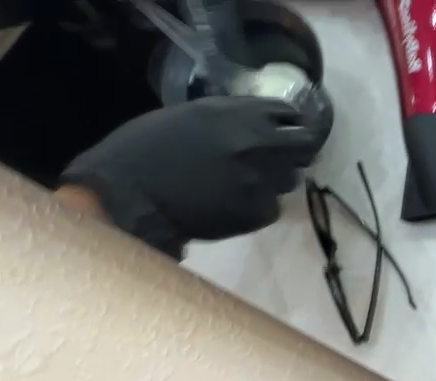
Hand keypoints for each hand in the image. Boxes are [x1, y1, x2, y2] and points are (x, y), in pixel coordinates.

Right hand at [59, 97, 324, 257]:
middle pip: (304, 145)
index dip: (289, 122)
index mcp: (233, 114)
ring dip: (276, 179)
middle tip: (287, 156)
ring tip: (246, 181)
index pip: (286, 113)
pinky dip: (260, 206)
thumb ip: (230, 119)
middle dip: (297, 149)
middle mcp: (255, 144)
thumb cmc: (146, 150)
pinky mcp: (262, 211)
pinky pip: (274, 207)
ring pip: (290, 178)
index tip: (288, 128)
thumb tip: (262, 124)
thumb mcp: (188, 117)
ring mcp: (262, 180)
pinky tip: (233, 204)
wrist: (132, 195)